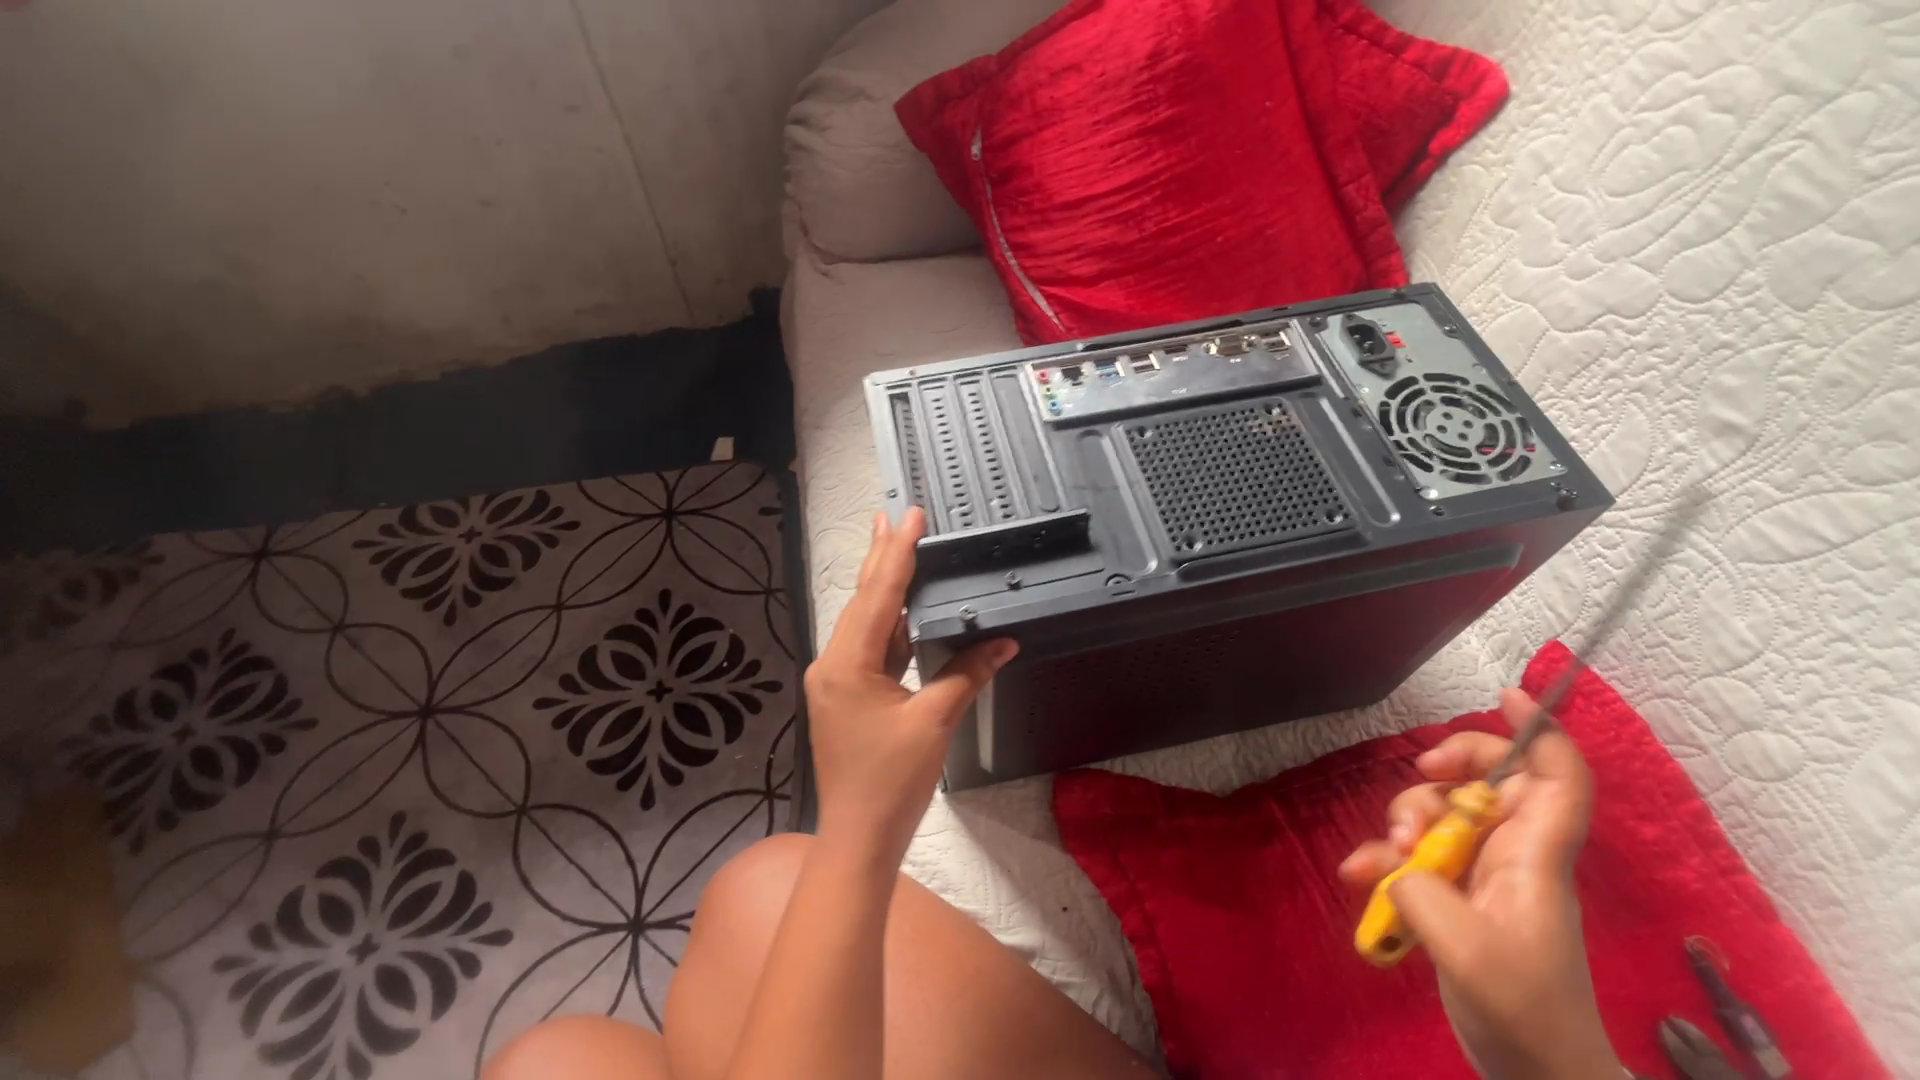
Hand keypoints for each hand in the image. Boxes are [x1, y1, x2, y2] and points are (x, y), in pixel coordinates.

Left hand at [804, 507, 1016, 862]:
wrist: (858, 837)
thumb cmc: (891, 783)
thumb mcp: (934, 721)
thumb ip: (967, 674)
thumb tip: (1004, 643)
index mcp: (847, 664)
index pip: (878, 596)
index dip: (898, 554)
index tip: (910, 515)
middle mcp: (833, 664)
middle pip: (864, 601)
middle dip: (882, 558)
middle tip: (894, 515)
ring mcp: (837, 681)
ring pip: (865, 624)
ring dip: (884, 588)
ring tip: (898, 546)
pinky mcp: (847, 697)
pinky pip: (870, 649)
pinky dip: (889, 624)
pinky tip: (903, 606)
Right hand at [1339, 689, 1620, 1079]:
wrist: (1535, 1071)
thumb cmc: (1521, 1009)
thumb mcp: (1466, 950)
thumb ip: (1423, 891)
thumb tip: (1396, 864)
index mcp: (1535, 857)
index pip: (1558, 778)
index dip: (1540, 732)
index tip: (1505, 696)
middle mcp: (1512, 855)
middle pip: (1489, 782)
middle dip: (1447, 771)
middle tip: (1420, 780)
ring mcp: (1482, 877)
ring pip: (1443, 816)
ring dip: (1405, 822)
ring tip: (1385, 856)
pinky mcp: (1455, 900)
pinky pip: (1417, 858)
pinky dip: (1386, 860)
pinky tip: (1360, 877)